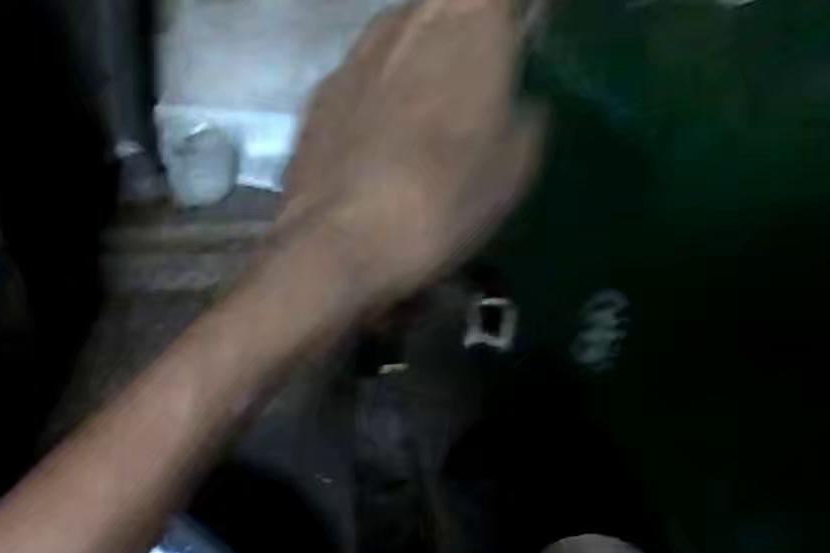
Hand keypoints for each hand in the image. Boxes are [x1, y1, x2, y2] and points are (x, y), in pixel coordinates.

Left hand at [280, 0, 544, 307]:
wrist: (330, 251)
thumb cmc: (437, 200)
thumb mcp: (515, 165)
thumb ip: (523, 113)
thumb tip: (512, 108)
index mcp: (468, 11)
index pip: (499, 0)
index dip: (507, 28)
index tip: (512, 61)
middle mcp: (398, 19)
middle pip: (439, 17)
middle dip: (453, 49)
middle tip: (465, 102)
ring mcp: (344, 65)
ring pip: (389, 56)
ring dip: (404, 83)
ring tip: (413, 138)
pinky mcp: (306, 114)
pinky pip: (351, 101)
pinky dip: (364, 120)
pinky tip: (368, 164)